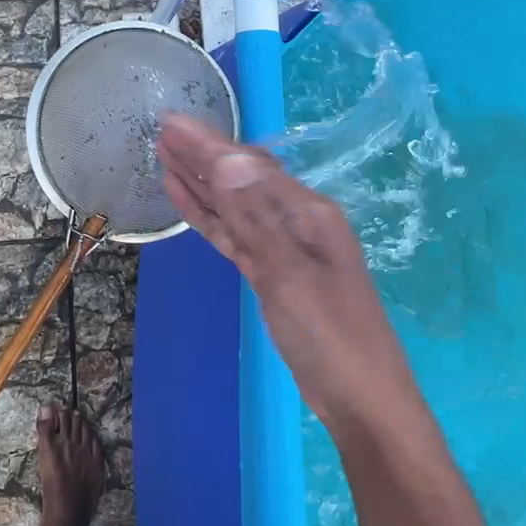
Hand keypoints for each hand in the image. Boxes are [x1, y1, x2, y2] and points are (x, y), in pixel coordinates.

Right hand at [157, 113, 409, 426]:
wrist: (362, 403)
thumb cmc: (331, 337)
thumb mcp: (288, 274)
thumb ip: (253, 217)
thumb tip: (227, 158)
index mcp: (307, 213)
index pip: (248, 167)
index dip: (209, 144)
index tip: (172, 122)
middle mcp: (295, 222)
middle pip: (241, 180)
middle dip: (203, 155)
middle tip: (163, 131)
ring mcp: (284, 249)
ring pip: (234, 206)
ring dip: (202, 181)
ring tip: (165, 156)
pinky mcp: (272, 274)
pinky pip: (234, 236)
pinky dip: (209, 218)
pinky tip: (187, 201)